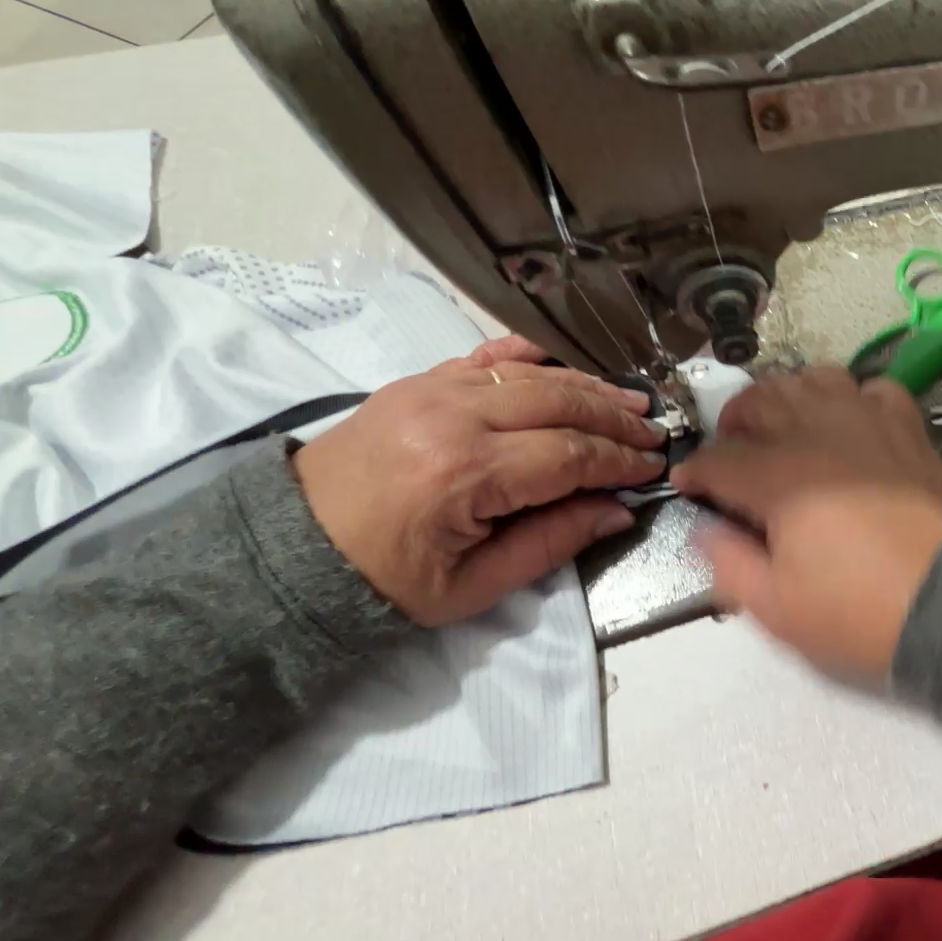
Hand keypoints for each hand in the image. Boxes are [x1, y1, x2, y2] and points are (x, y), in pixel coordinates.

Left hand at [293, 335, 665, 626]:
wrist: (288, 551)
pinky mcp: (418, 381)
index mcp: (465, 473)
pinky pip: (488, 356)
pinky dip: (534, 355)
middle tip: (654, 433)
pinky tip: (569, 362)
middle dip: (616, 419)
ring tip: (631, 400)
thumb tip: (619, 509)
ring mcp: (432, 390)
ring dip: (590, 387)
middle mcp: (452, 417)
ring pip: (534, 376)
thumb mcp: (474, 585)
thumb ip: (553, 542)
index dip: (620, 460)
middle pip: (561, 404)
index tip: (654, 468)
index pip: (570, 455)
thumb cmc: (384, 580)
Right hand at [672, 367, 941, 683]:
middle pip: (762, 399)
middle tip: (733, 450)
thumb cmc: (860, 610)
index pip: (720, 458)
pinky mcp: (908, 428)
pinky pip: (875, 388)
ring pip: (815, 378)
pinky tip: (849, 423)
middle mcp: (820, 434)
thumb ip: (728, 563)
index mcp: (779, 478)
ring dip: (789, 395)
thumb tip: (705, 529)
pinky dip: (854, 397)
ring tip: (785, 426)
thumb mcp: (777, 607)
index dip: (696, 470)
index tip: (689, 484)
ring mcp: (869, 423)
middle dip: (735, 420)